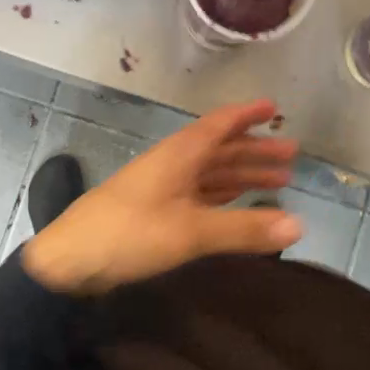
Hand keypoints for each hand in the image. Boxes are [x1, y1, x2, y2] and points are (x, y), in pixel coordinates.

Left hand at [21, 100, 302, 294]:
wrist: (69, 260)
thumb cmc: (129, 234)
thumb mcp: (190, 232)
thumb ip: (243, 229)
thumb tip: (300, 225)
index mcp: (178, 155)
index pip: (219, 125)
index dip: (246, 115)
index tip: (274, 109)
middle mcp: (171, 165)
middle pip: (219, 150)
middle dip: (254, 151)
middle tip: (291, 155)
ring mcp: (161, 189)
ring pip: (209, 174)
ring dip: (241, 175)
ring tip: (278, 181)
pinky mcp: (153, 213)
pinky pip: (198, 196)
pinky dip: (223, 197)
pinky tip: (238, 203)